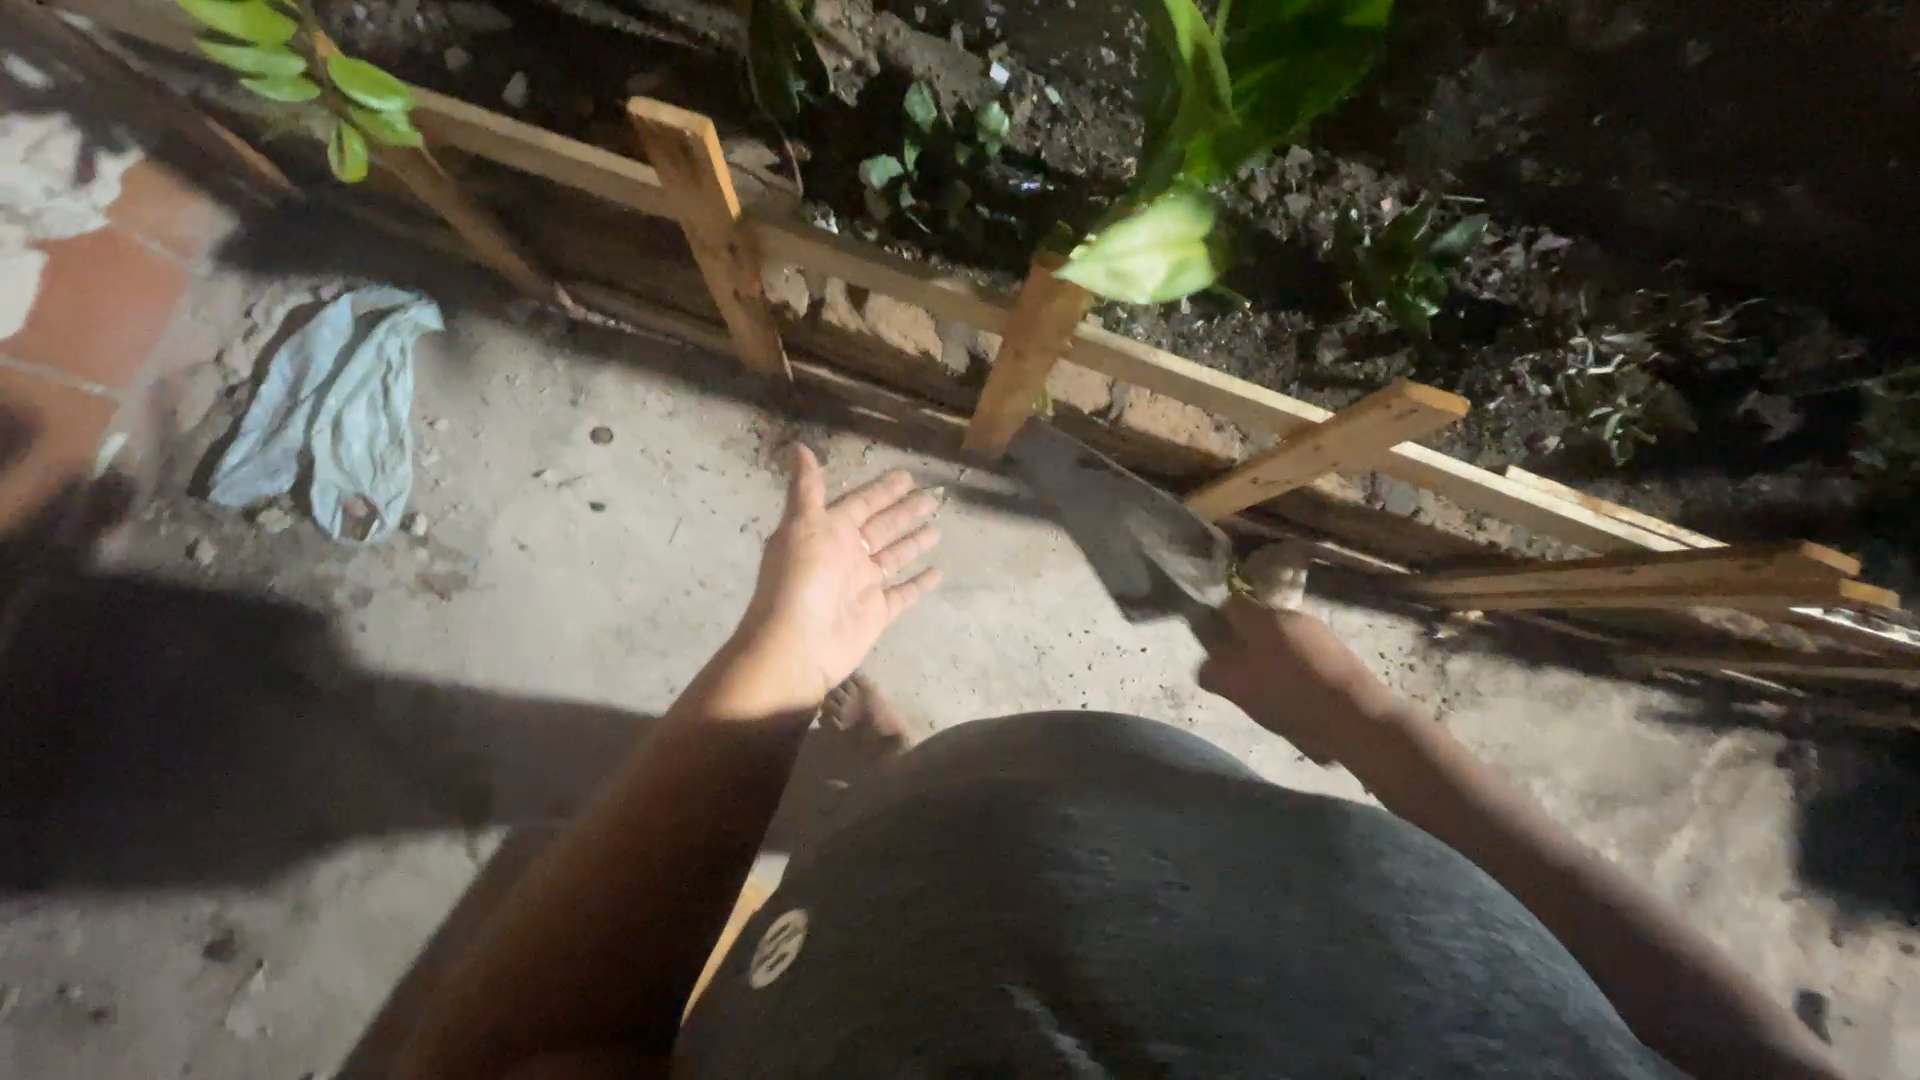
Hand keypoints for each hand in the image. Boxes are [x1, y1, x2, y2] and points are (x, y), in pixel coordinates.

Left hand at [733, 445, 942, 706]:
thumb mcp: (801, 526)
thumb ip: (807, 489)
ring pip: (894, 557)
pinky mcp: (877, 613)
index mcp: (828, 531)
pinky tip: (938, 572)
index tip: (908, 475)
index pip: (861, 503)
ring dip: (914, 542)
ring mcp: (862, 585)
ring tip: (938, 528)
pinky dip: (919, 583)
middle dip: (906, 511)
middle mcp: (846, 555)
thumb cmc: (799, 581)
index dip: (883, 489)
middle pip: (882, 526)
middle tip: (934, 496)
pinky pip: (903, 594)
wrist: (797, 645)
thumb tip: (799, 447)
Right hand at [1198, 595, 1407, 764]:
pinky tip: (1295, 695)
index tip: (1213, 648)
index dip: (1217, 622)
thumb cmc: (1289, 697)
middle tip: (1239, 674)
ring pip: (1281, 638)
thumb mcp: (1237, 689)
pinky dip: (1294, 667)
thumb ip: (1212, 672)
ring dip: (1270, 656)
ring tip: (1268, 689)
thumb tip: (1205, 665)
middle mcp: (1291, 615)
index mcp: (1264, 618)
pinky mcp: (1339, 652)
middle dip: (1245, 643)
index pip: (1231, 603)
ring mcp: (1319, 632)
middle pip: (1257, 622)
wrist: (1358, 718)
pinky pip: (1303, 652)